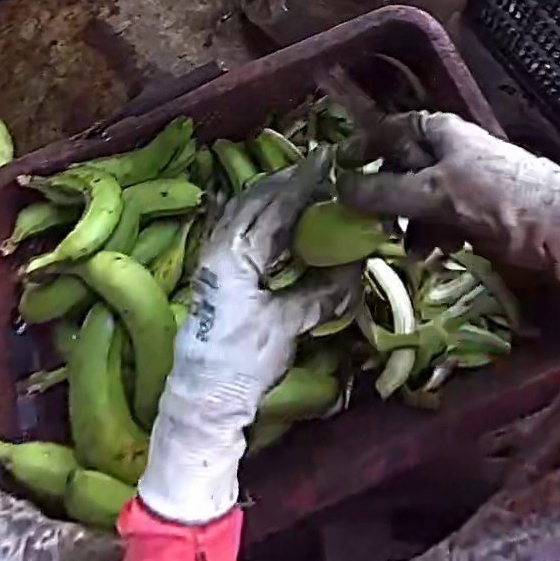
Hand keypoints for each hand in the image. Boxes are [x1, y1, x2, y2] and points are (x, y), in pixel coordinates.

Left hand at [137, 149, 353, 524]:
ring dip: (274, 193)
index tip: (328, 160)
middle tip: (322, 169)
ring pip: (245, 208)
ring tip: (305, 184)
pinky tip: (279, 213)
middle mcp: (219, 246)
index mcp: (235, 254)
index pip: (275, 206)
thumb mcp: (288, 325)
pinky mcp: (215, 268)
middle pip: (256, 198)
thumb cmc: (243, 362)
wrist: (203, 401)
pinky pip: (239, 224)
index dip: (303, 181)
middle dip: (289, 180)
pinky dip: (261, 211)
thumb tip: (357, 265)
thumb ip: (322, 291)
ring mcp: (213, 255)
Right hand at [337, 112, 559, 309]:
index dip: (365, 144)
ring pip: (417, 200)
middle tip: (366, 218)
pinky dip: (430, 238)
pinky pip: (438, 222)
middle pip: (402, 168)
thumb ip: (386, 191)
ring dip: (406, 223)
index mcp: (440, 132)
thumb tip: (340, 189)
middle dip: (384, 194)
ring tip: (404, 247)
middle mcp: (448, 152)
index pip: (391, 129)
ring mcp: (462, 184)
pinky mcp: (473, 214)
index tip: (341, 166)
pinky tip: (431, 256)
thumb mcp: (435, 191)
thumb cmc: (496, 195)